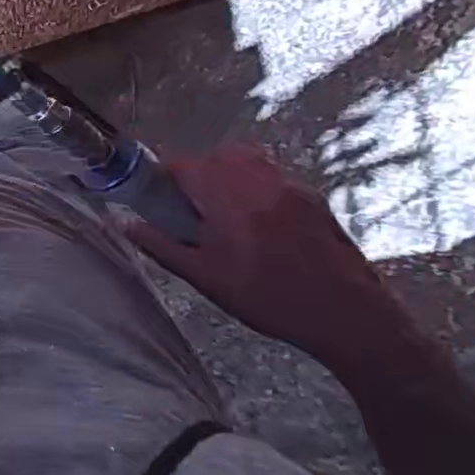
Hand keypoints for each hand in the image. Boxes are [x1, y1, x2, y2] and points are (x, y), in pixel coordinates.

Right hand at [127, 144, 425, 371]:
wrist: (349, 319)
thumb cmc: (266, 297)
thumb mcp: (201, 275)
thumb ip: (159, 244)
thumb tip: (125, 224)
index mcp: (229, 196)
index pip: (184, 165)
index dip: (164, 177)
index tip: (157, 198)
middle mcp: (262, 182)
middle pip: (220, 155)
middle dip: (199, 172)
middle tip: (190, 205)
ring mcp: (294, 189)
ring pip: (252, 162)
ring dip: (230, 177)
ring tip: (224, 213)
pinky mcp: (317, 202)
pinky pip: (276, 180)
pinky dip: (258, 190)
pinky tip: (258, 226)